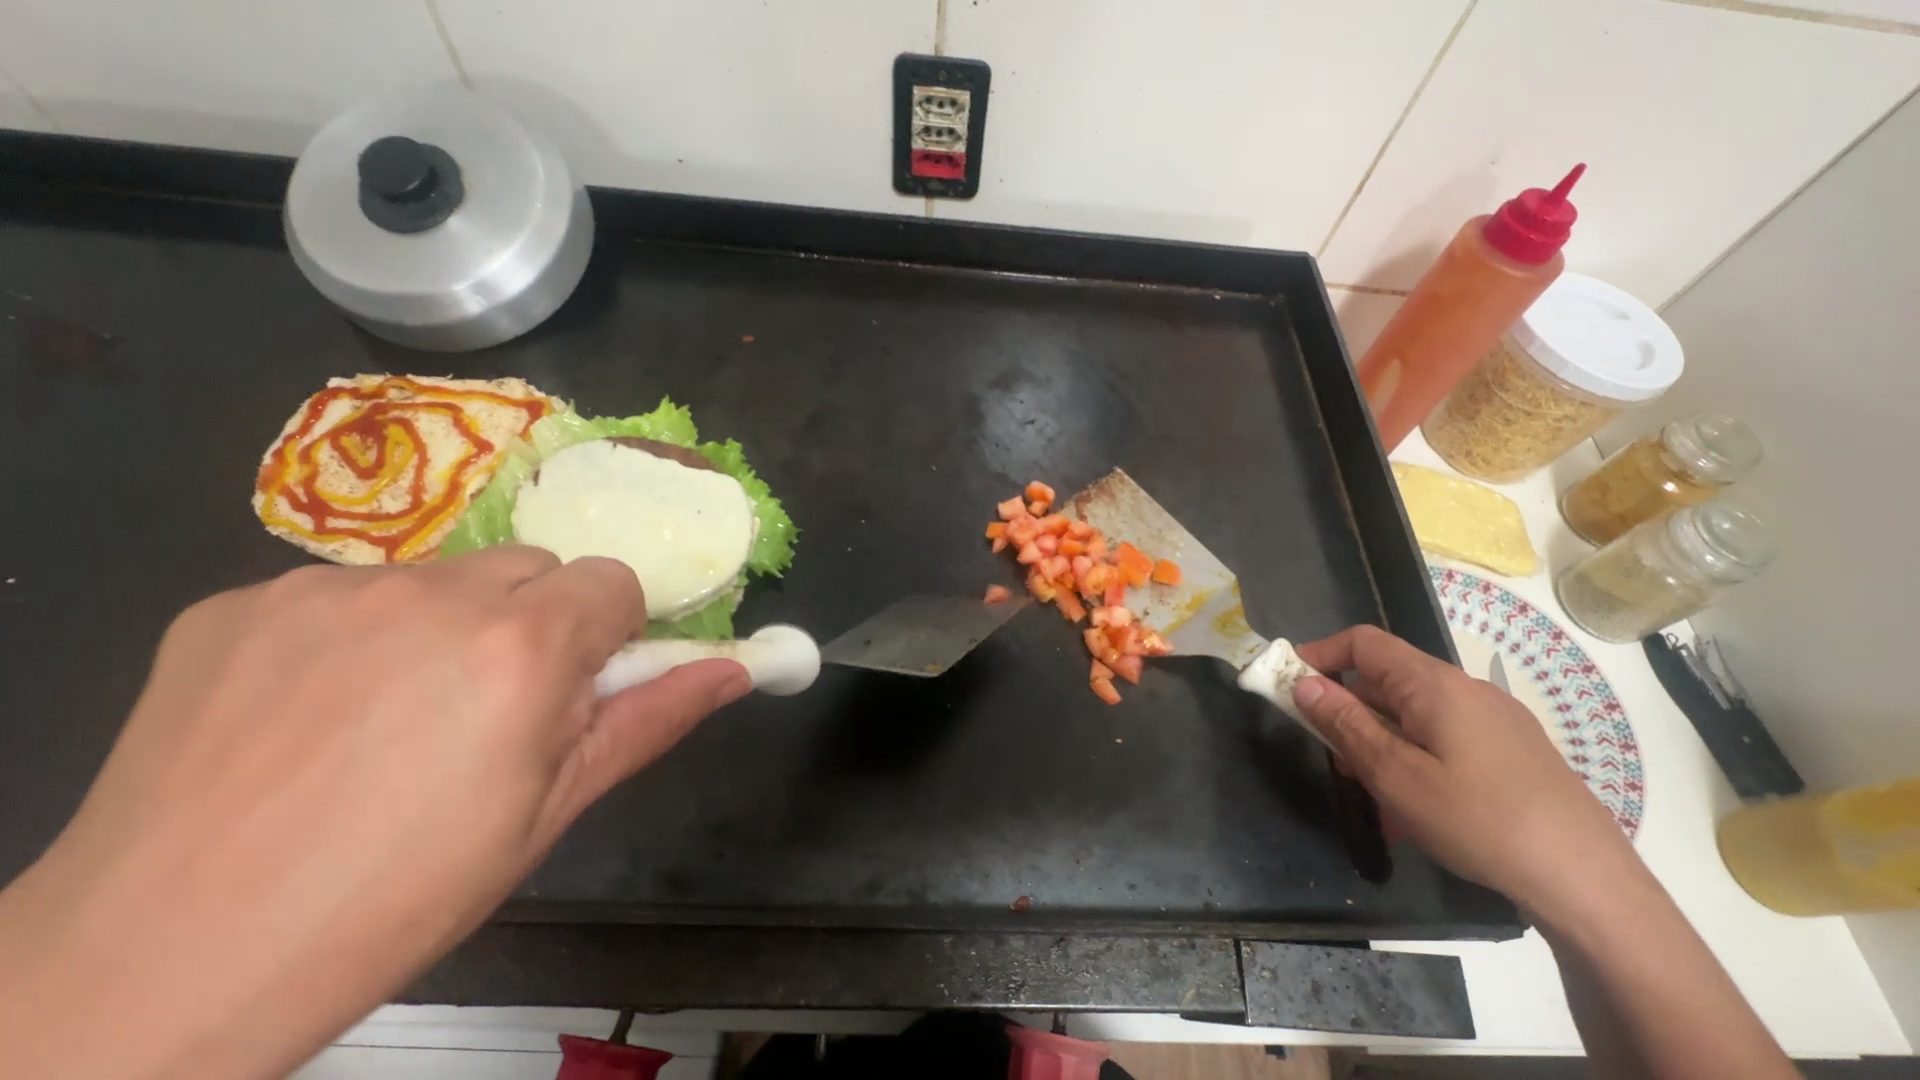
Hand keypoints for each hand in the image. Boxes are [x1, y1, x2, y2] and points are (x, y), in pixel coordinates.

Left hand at [0, 548, 749, 1079]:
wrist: (167, 956)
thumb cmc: (401, 896)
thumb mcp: (548, 814)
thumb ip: (649, 721)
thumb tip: (735, 669)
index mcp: (523, 648)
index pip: (612, 581)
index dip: (607, 636)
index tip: (573, 693)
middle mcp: (432, 593)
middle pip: (530, 569)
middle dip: (533, 624)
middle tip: (488, 713)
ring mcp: (325, 589)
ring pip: (436, 578)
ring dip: (444, 627)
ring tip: (388, 722)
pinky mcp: (239, 600)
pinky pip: (340, 594)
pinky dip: (352, 636)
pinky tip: (309, 717)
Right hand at [1292, 626, 1635, 915]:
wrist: (1588, 881)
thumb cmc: (1480, 822)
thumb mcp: (1396, 777)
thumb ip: (1346, 726)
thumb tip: (1304, 683)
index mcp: (1436, 685)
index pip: (1364, 643)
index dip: (1319, 656)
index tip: (1287, 689)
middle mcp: (1467, 690)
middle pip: (1388, 680)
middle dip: (1349, 712)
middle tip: (1334, 762)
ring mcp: (1496, 721)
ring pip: (1415, 716)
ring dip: (1381, 744)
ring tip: (1376, 799)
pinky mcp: (1514, 752)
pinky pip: (1445, 740)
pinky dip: (1416, 760)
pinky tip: (1418, 812)